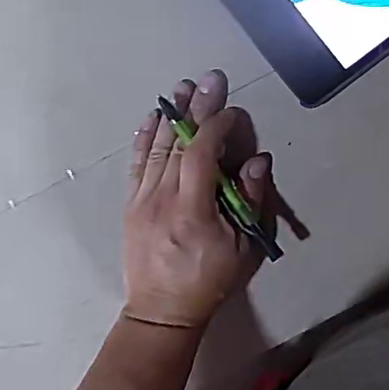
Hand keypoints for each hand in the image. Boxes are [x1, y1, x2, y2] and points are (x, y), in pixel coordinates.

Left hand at [120, 70, 272, 328]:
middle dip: (196, 108)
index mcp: (192, 210)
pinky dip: (145, 138)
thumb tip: (257, 160)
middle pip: (179, 144)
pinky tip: (152, 117)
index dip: (218, 126)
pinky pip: (137, 164)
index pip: (202, 154)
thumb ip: (251, 201)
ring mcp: (142, 200)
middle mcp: (162, 199)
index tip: (235, 112)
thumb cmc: (210, 280)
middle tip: (210, 79)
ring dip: (172, 115)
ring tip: (183, 88)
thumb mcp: (243, 248)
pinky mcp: (131, 204)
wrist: (162, 310)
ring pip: (157, 149)